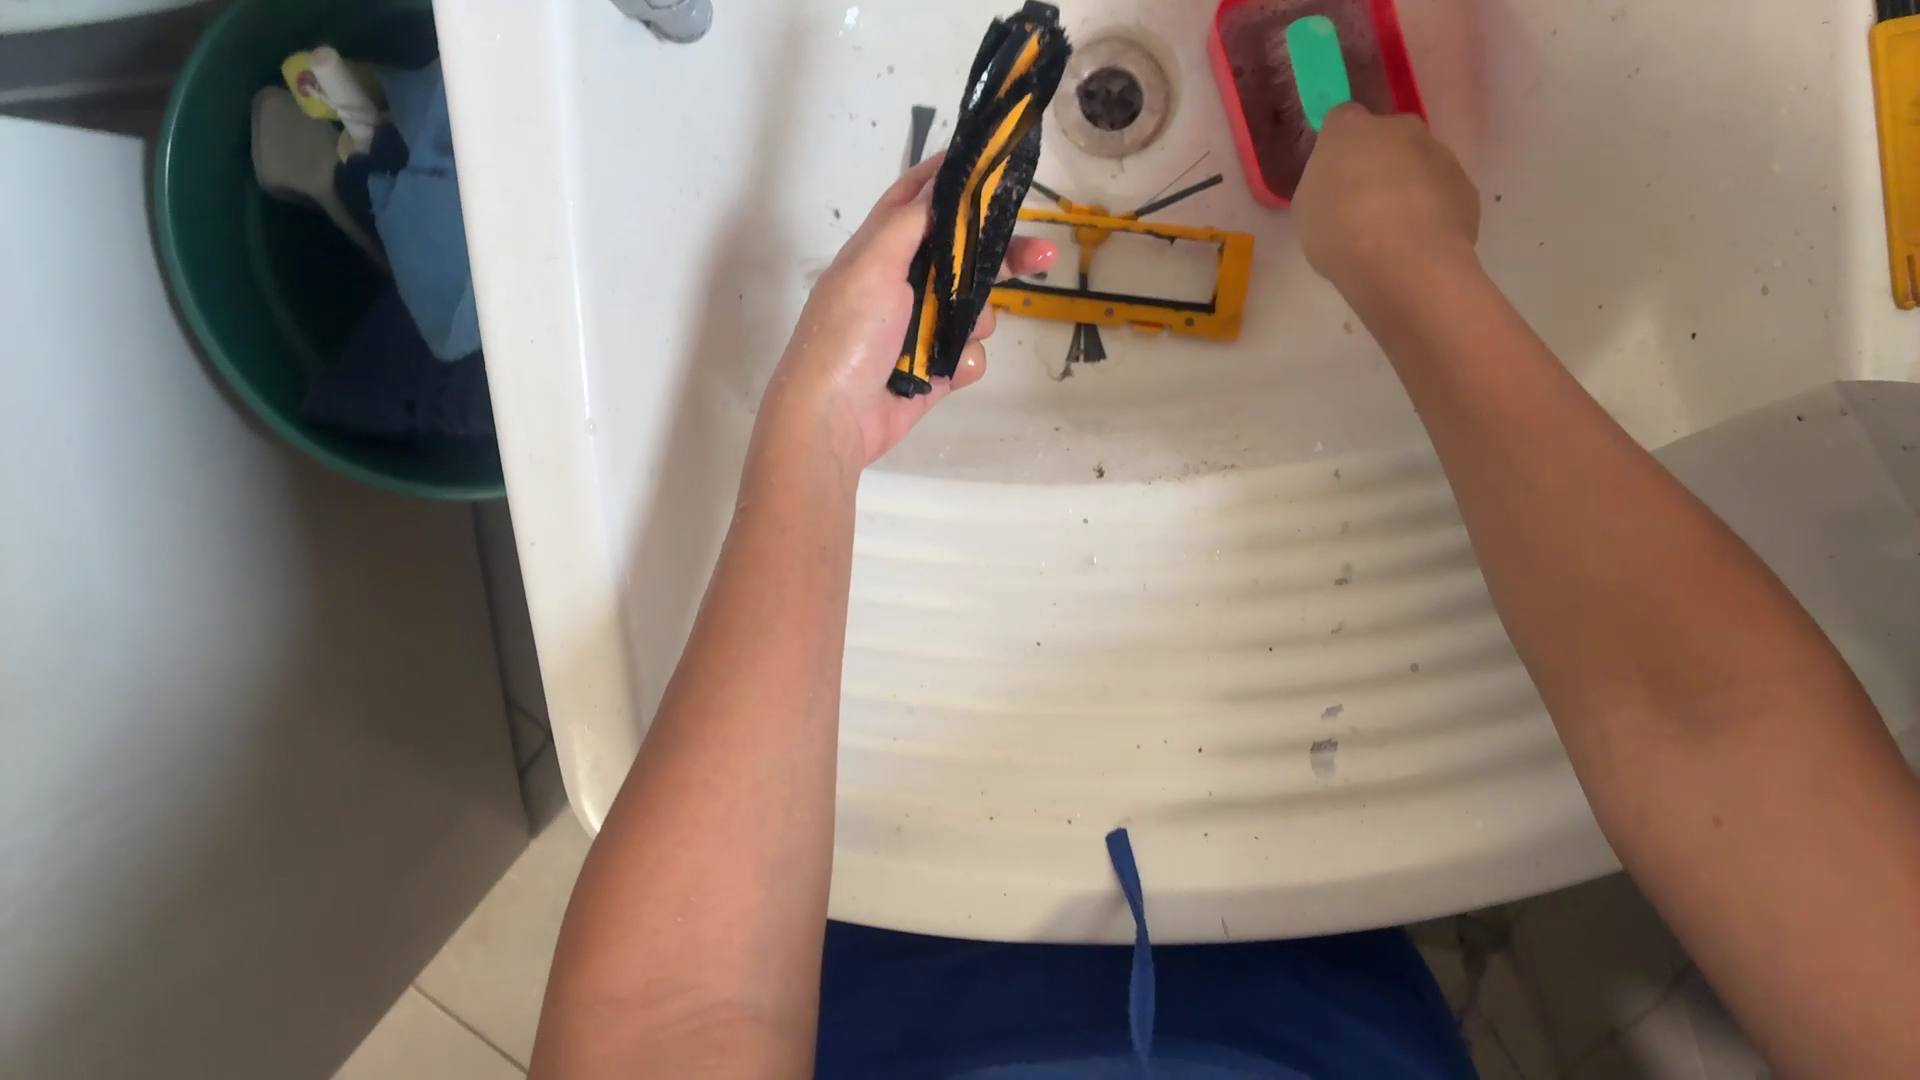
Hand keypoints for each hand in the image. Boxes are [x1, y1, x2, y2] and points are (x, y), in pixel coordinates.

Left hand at [757, 154, 1057, 471]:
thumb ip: (911, 221)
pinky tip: (945, 374)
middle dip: (1001, 254)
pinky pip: (969, 357)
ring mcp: (920, 331)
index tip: (996, 165)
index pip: (920, 201)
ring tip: (962, 335)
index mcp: (881, 251)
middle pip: (963, 256)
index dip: (954, 180)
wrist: (834, 418)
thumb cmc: (848, 334)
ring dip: (977, 321)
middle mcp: (903, 286)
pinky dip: (963, 364)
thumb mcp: (874, 263)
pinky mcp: (933, 372)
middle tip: (1043, 254)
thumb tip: (940, 181)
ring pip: (975, 310)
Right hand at [1293, 104, 1480, 295]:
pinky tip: (1414, 245)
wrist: (1401, 259)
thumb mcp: (1307, 209)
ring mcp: (1440, 156)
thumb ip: (1323, 185)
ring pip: (1418, 167)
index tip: (1331, 175)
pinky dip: (1429, 215)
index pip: (1341, 119)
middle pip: (1387, 140)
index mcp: (1352, 129)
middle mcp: (1401, 129)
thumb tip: (1339, 182)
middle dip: (1377, 165)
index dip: (1336, 146)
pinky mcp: (1466, 188)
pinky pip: (1441, 196)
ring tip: (1389, 235)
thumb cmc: (1339, 230)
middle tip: (1360, 207)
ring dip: (1406, 190)